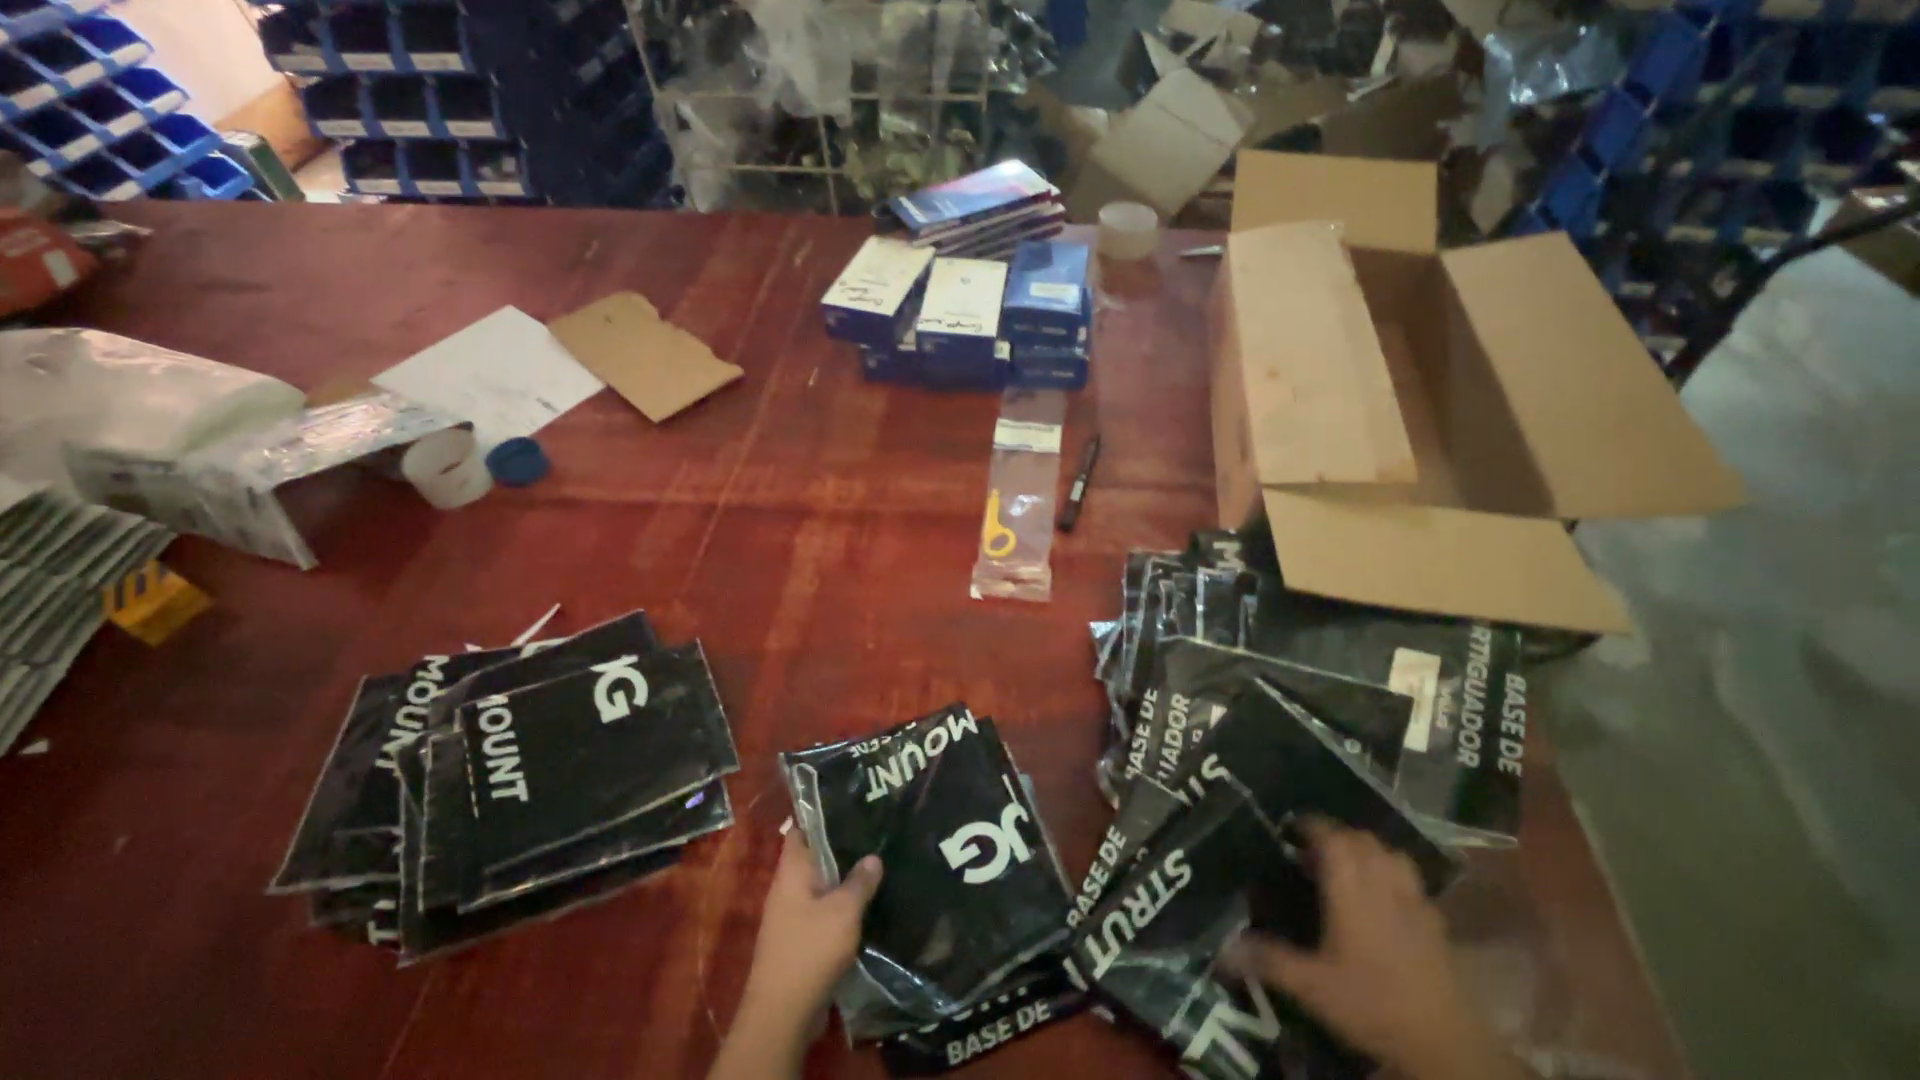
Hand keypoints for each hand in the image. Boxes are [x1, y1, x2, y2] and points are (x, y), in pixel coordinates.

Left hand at [740, 826, 883, 1025]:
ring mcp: (791, 917)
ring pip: (820, 887)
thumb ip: (859, 881)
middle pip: (813, 859)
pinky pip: (823, 913)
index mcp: (791, 873)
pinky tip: (868, 906)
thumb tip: (872, 857)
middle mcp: (787, 890)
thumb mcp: (843, 911)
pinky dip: (842, 908)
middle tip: (875, 833)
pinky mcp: (800, 941)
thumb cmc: (810, 950)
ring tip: (878, 866)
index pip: (801, 831)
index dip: (821, 816)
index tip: (850, 805)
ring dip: (844, 880)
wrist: (783, 1012)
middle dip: (840, 848)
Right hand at [1219, 821, 1525, 1079]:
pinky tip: (1382, 902)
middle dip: (1336, 836)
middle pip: (1363, 840)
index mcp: (1353, 891)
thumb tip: (1223, 949)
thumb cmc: (1372, 1005)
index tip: (1290, 827)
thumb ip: (1268, 960)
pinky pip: (1411, 882)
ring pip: (1391, 855)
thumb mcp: (1311, 986)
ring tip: (1347, 869)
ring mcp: (1416, 903)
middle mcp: (1386, 886)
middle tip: (1310, 853)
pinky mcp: (1437, 924)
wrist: (1444, 1042)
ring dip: (1367, 851)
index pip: (1333, 838)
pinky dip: (1392, 877)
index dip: (1312, 826)